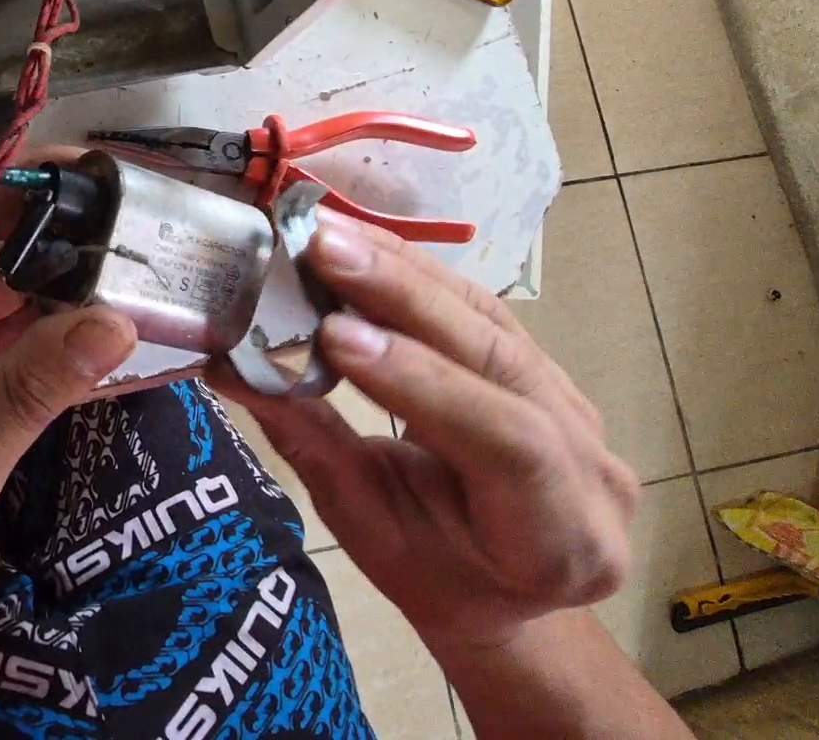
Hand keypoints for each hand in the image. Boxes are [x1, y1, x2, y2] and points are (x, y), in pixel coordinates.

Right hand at [213, 211, 637, 649]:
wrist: (500, 585)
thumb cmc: (430, 572)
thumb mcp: (364, 525)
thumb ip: (310, 441)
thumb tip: (230, 366)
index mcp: (558, 534)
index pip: (505, 442)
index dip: (420, 380)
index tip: (333, 334)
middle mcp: (589, 460)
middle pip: (500, 357)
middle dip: (402, 295)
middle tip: (321, 247)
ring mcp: (572, 403)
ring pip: (489, 317)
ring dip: (401, 267)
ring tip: (328, 233)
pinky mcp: (540, 367)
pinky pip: (479, 308)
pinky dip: (413, 271)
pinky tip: (360, 243)